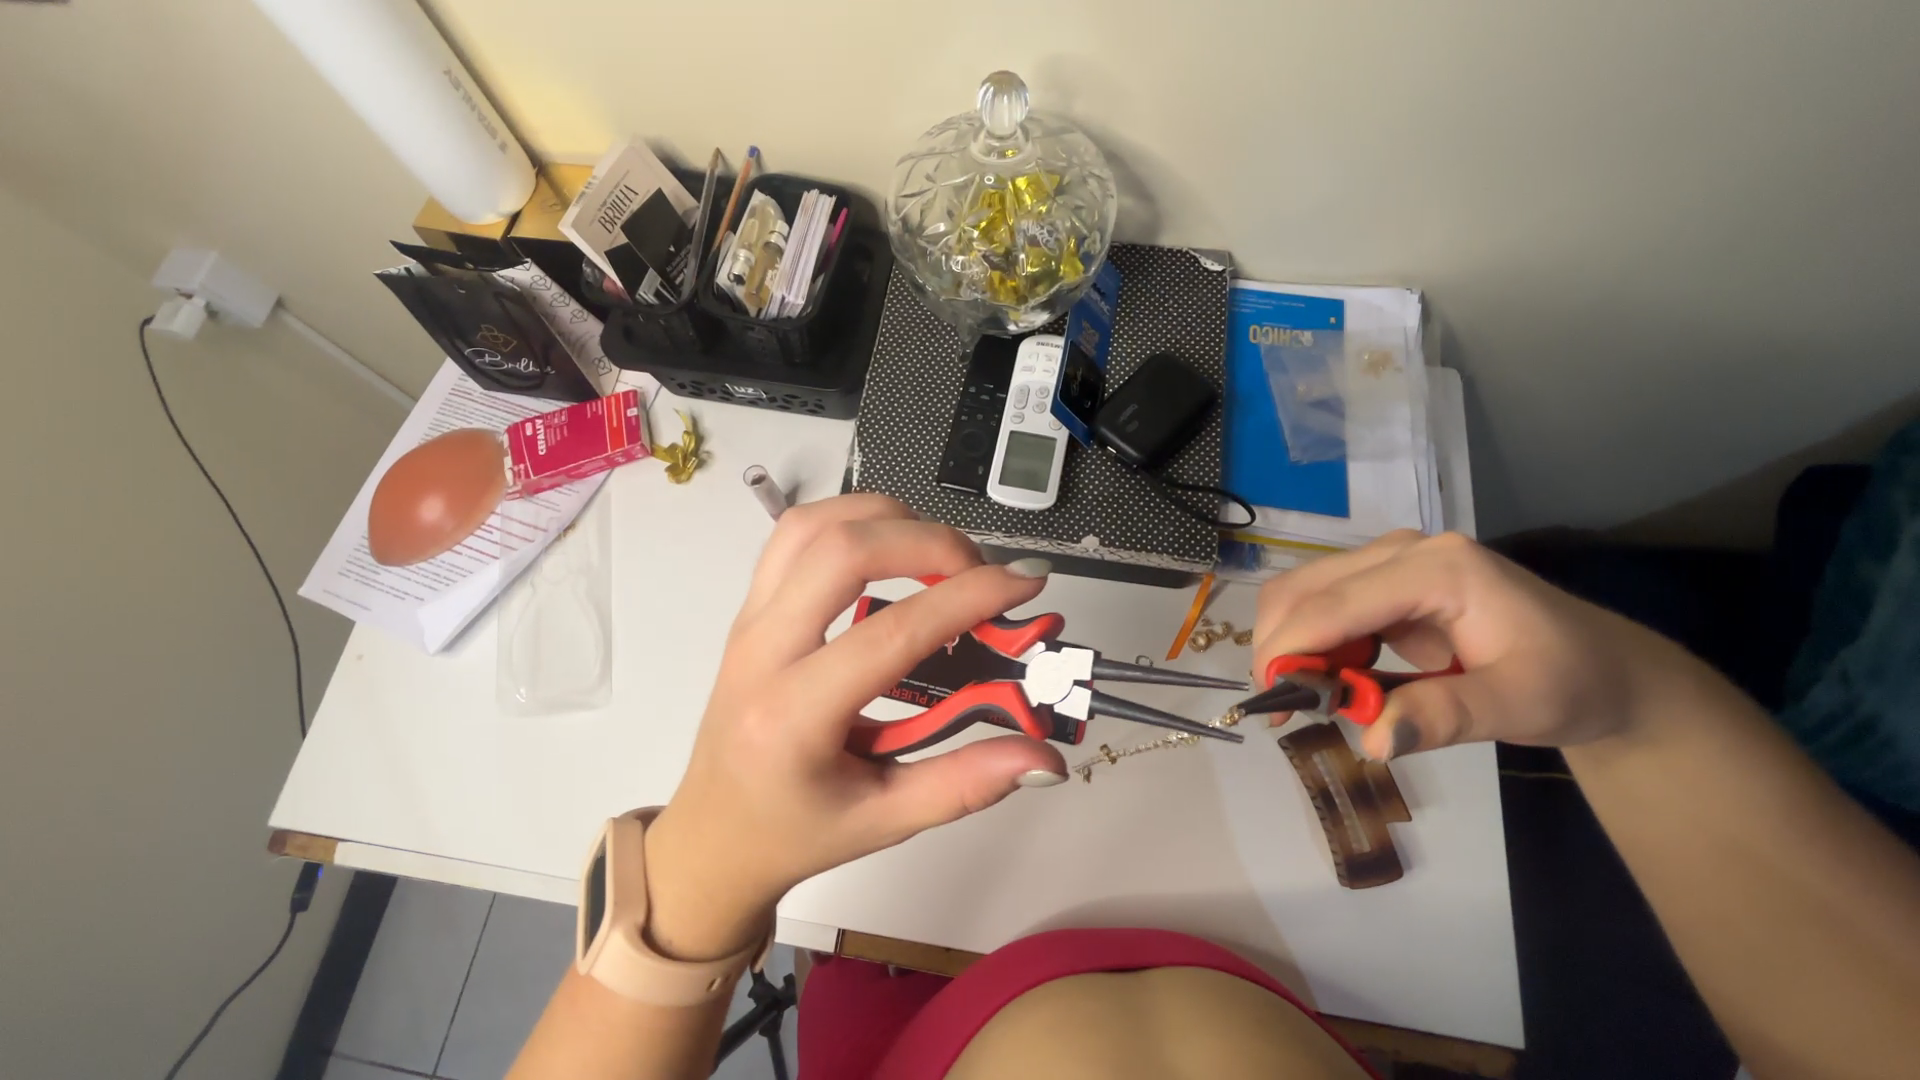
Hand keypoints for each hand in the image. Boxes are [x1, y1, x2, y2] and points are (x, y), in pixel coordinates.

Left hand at [642, 495, 1067, 958]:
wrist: (715, 833)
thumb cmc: (796, 832)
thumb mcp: (883, 820)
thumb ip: (965, 785)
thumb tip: (1045, 758)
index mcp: (793, 716)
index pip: (890, 632)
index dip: (967, 599)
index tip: (1023, 586)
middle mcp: (760, 652)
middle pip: (842, 551)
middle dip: (928, 543)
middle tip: (981, 573)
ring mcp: (748, 621)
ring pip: (812, 526)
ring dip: (887, 521)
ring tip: (941, 556)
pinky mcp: (750, 608)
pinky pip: (795, 535)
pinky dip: (851, 522)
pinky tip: (891, 549)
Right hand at [1252, 531, 1707, 761]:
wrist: (1602, 667)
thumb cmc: (1569, 682)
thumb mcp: (1519, 705)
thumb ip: (1445, 716)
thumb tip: (1371, 740)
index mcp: (1437, 569)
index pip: (1335, 603)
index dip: (1290, 649)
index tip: (1270, 704)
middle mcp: (1403, 552)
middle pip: (1303, 589)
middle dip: (1279, 648)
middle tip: (1284, 711)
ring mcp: (1391, 563)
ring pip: (1301, 594)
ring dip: (1288, 646)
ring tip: (1304, 701)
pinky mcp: (1383, 583)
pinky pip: (1322, 606)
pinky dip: (1308, 645)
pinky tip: (1326, 682)